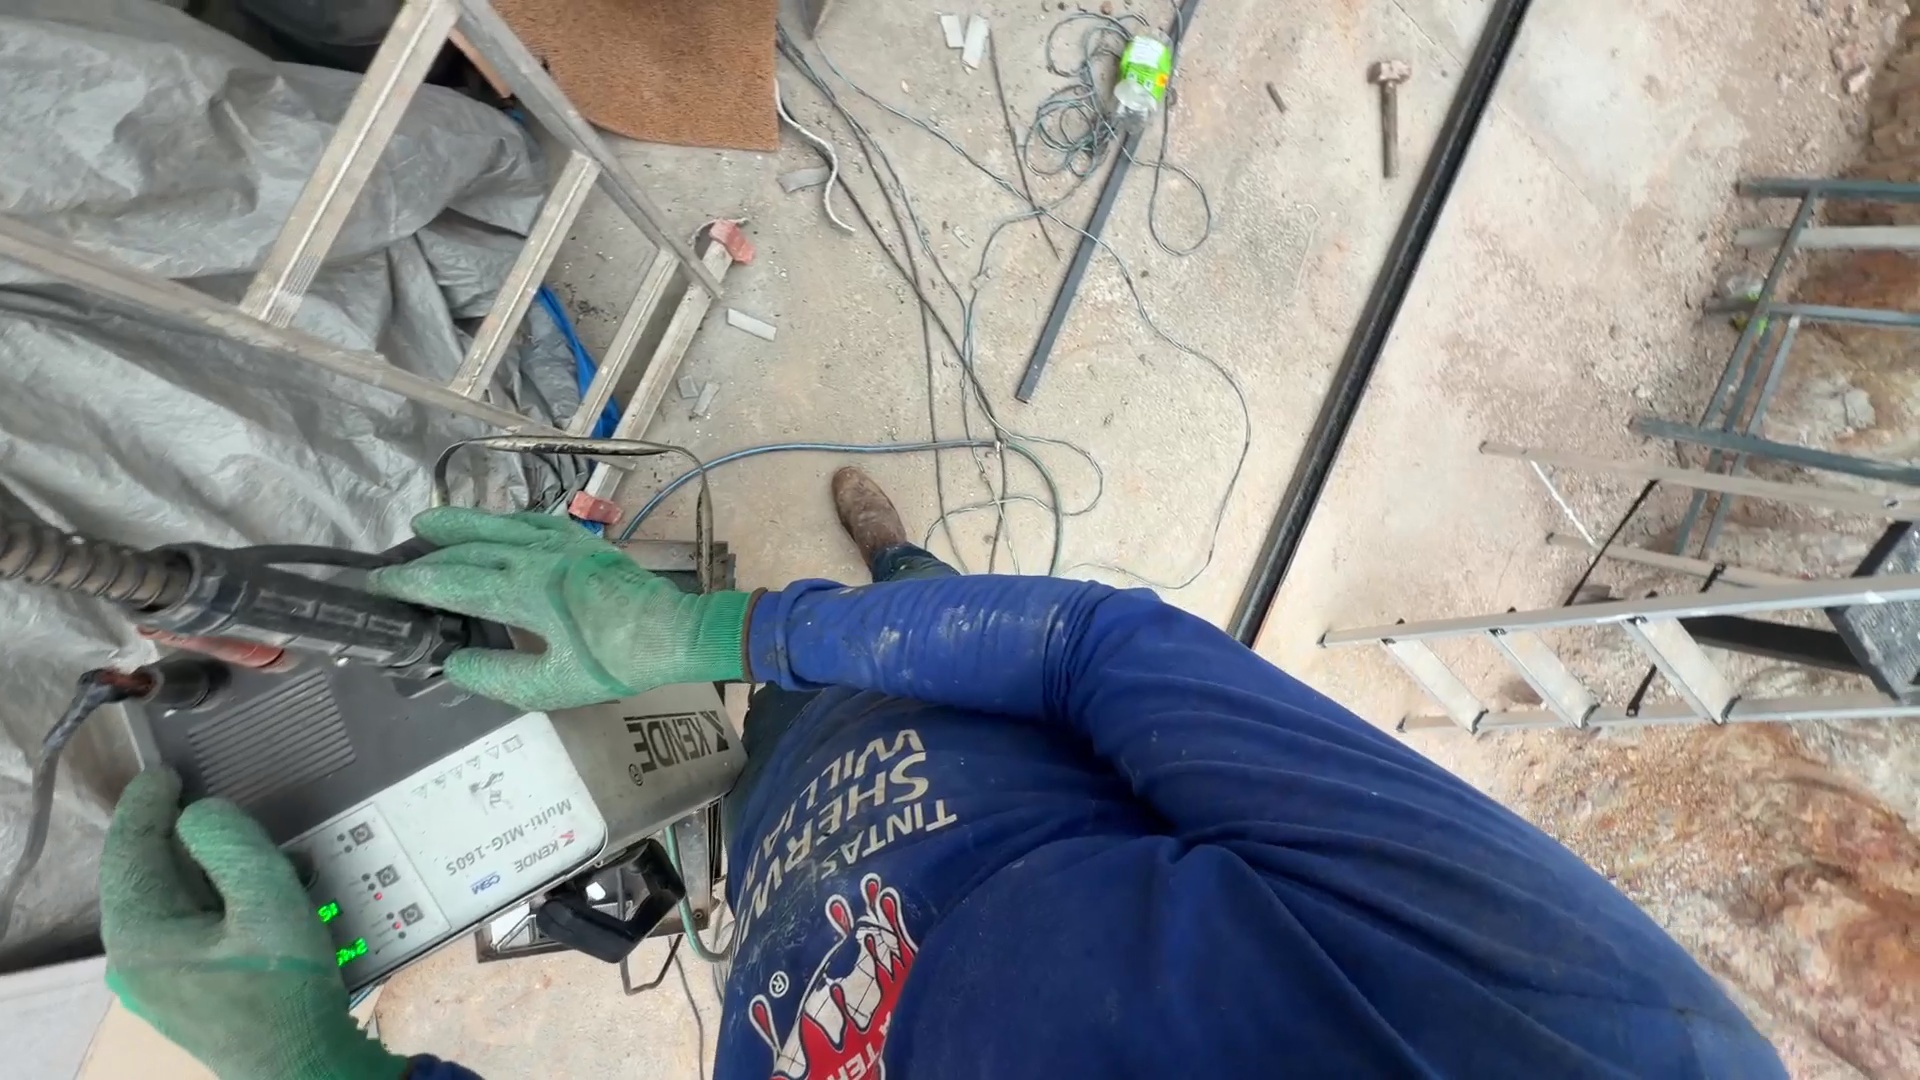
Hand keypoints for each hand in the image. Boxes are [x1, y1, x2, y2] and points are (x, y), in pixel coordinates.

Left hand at [100, 769, 407, 1079]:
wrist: (295, 1059)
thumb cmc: (282, 980)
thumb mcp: (271, 906)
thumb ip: (235, 852)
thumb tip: (201, 811)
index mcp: (141, 933)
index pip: (131, 855)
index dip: (145, 809)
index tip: (164, 771)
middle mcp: (137, 952)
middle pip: (152, 876)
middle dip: (179, 833)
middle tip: (214, 793)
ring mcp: (161, 972)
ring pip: (179, 897)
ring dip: (209, 863)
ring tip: (255, 839)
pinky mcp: (193, 980)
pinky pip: (199, 918)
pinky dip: (225, 889)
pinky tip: (267, 887)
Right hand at [367, 507, 754, 709]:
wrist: (677, 632)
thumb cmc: (616, 661)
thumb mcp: (551, 684)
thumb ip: (495, 675)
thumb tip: (453, 663)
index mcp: (523, 589)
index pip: (450, 580)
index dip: (408, 582)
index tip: (374, 585)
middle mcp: (538, 556)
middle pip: (469, 548)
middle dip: (427, 555)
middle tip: (394, 563)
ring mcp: (565, 544)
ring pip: (501, 525)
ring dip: (462, 525)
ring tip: (429, 522)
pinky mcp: (588, 544)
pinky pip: (536, 522)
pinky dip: (507, 521)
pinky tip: (501, 525)